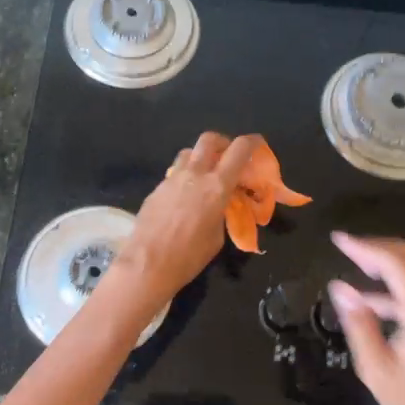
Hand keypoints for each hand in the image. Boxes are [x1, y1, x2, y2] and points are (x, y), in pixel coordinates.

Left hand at [109, 132, 259, 307]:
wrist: (147, 264)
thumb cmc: (189, 257)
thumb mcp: (217, 236)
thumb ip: (221, 212)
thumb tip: (219, 205)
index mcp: (216, 186)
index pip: (239, 150)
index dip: (252, 143)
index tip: (257, 145)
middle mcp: (194, 175)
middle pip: (209, 139)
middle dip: (222, 143)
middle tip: (228, 157)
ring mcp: (171, 179)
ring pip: (188, 153)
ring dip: (201, 158)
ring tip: (205, 176)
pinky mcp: (156, 189)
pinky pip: (175, 173)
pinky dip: (185, 177)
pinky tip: (185, 198)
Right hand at [327, 233, 404, 404]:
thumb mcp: (377, 368)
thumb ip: (359, 323)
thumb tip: (340, 289)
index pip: (396, 264)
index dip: (365, 247)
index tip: (338, 239)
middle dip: (381, 248)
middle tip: (348, 249)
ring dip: (391, 265)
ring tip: (357, 268)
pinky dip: (398, 287)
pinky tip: (371, 302)